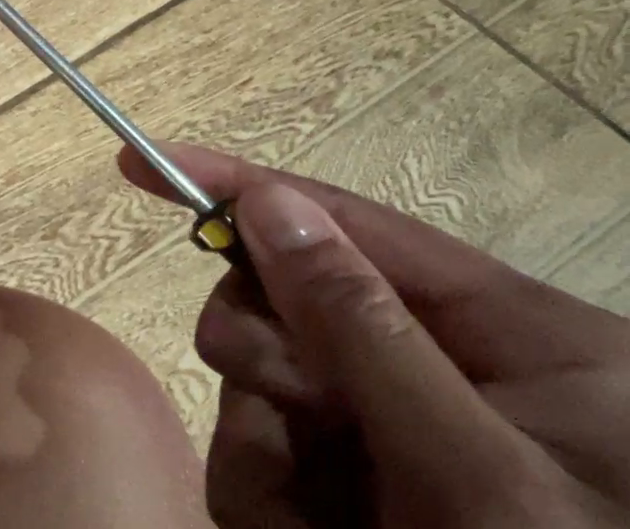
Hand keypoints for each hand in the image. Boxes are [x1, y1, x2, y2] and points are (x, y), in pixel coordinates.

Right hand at [120, 144, 629, 527]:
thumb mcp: (473, 468)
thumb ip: (364, 329)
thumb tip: (266, 203)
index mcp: (518, 337)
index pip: (348, 221)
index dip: (238, 185)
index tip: (139, 163)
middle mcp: (452, 370)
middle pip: (289, 304)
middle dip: (262, 352)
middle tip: (288, 404)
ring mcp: (402, 429)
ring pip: (263, 387)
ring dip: (267, 448)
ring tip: (319, 526)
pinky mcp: (364, 481)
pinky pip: (266, 451)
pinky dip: (270, 495)